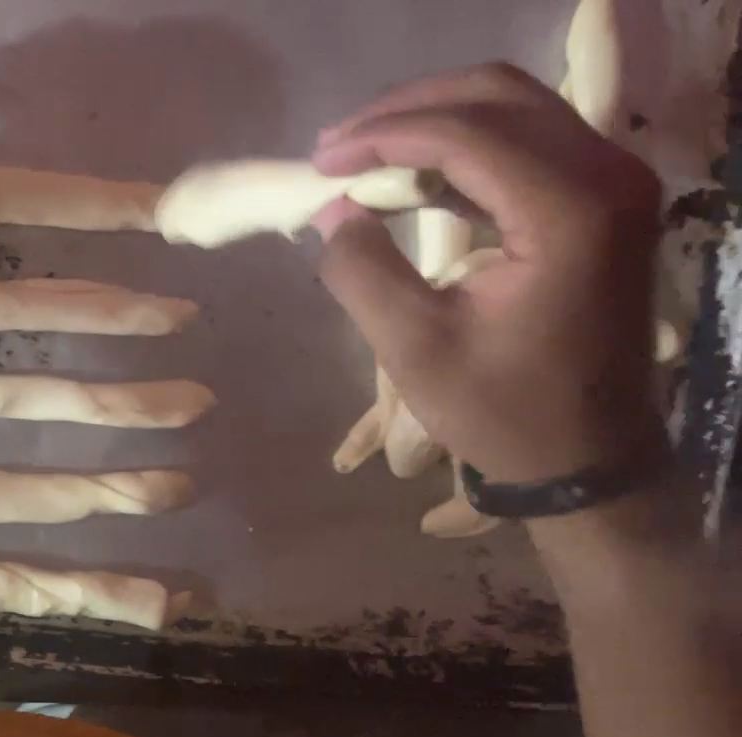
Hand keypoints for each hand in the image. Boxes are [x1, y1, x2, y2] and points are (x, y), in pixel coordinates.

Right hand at [313, 63, 664, 484]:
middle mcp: (606, 175)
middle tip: (333, 147)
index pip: (469, 133)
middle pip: (502, 97)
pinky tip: (404, 180)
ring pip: (516, 111)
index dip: (384, 136)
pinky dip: (457, 152)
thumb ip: (362, 270)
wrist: (580, 449)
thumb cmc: (494, 406)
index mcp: (567, 210)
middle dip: (407, 111)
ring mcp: (609, 185)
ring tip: (357, 157)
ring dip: (431, 124)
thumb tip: (331, 211)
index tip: (317, 162)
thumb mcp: (411, 345)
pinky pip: (524, 147)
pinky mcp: (596, 204)